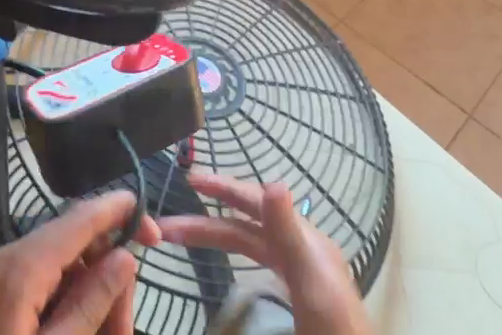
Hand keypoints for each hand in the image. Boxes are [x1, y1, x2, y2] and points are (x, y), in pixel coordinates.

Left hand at [0, 191, 160, 334]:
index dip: (116, 212)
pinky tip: (79, 331)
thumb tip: (125, 257)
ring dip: (88, 297)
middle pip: (73, 245)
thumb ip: (90, 305)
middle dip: (106, 280)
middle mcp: (6, 258)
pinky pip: (40, 282)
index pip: (79, 220)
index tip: (150, 219)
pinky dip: (65, 303)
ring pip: (59, 266)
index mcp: (20, 268)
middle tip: (125, 329)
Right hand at [157, 173, 371, 334]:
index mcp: (304, 241)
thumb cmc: (335, 330)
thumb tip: (272, 182)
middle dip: (206, 222)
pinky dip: (237, 252)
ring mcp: (300, 272)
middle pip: (245, 227)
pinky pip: (260, 260)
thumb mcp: (311, 282)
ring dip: (216, 236)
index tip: (189, 181)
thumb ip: (289, 234)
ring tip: (183, 236)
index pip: (255, 204)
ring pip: (250, 243)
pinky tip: (230, 257)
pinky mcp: (300, 294)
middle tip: (167, 225)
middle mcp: (301, 249)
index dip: (223, 189)